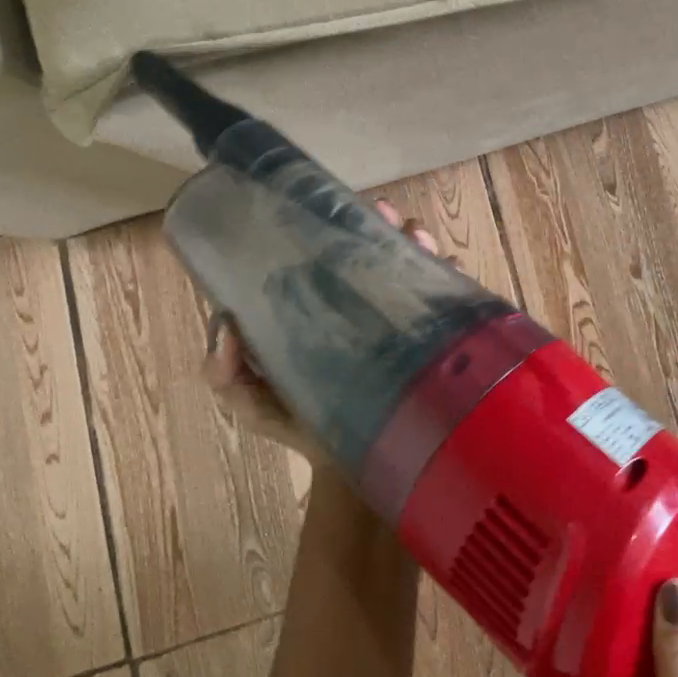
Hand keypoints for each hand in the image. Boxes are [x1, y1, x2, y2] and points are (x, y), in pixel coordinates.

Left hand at [199, 198, 445, 457]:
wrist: (350, 465)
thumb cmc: (297, 424)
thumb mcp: (249, 400)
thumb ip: (226, 372)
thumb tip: (226, 324)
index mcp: (318, 306)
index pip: (328, 253)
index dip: (333, 227)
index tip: (339, 211)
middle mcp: (361, 302)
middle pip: (377, 251)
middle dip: (385, 226)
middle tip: (389, 217)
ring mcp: (398, 318)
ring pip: (414, 266)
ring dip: (419, 244)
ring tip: (419, 238)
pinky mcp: (429, 337)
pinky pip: (447, 299)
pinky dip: (451, 277)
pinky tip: (450, 268)